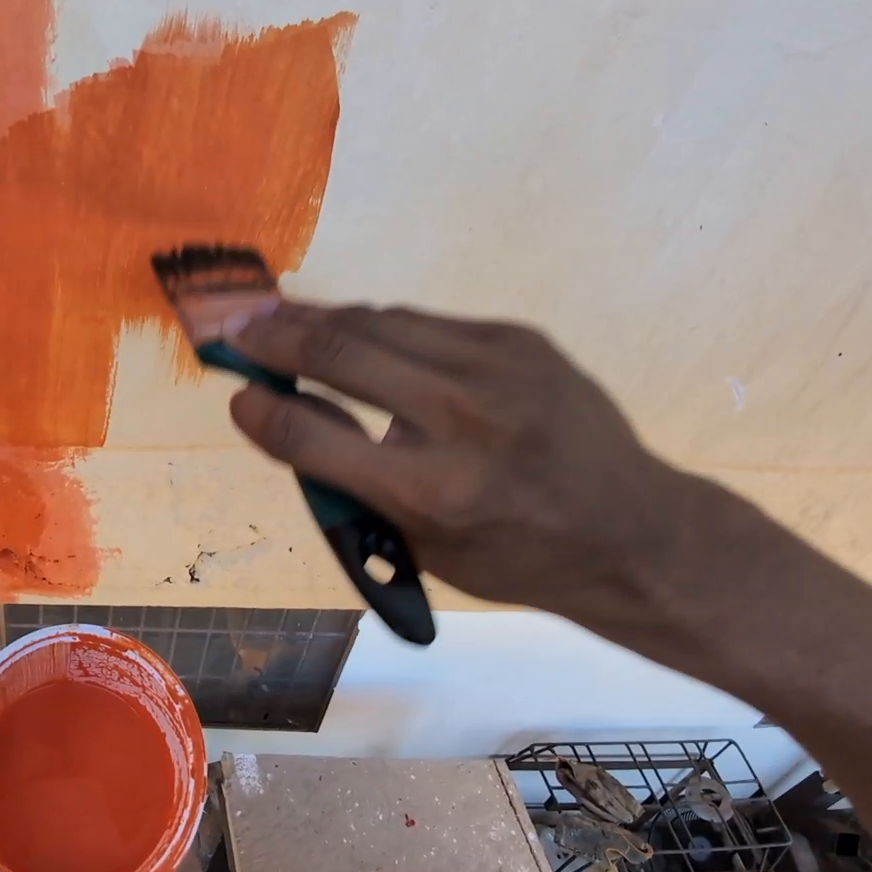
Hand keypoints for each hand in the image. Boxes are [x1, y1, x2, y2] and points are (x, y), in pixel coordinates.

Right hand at [228, 301, 699, 623]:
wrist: (638, 533)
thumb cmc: (513, 555)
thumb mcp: (418, 542)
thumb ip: (344, 473)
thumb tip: (276, 405)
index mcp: (435, 492)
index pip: (317, 438)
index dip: (264, 412)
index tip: (234, 393)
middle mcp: (465, 419)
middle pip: (342, 354)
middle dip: (276, 335)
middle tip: (233, 324)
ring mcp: (499, 367)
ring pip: (377, 322)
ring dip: (319, 320)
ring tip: (277, 317)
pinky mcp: (518, 338)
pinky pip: (419, 322)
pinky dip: (373, 326)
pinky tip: (348, 330)